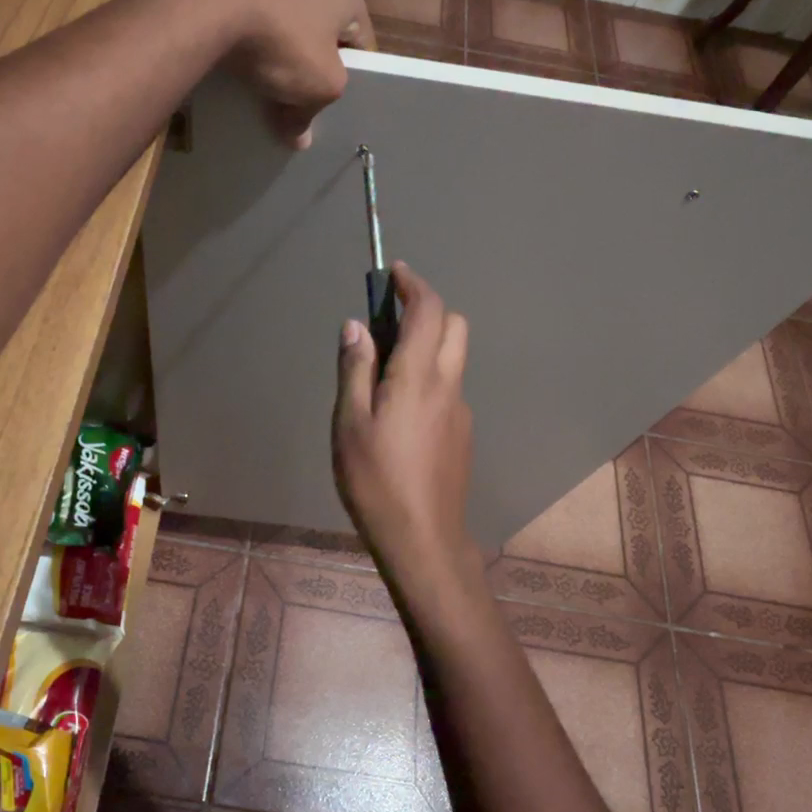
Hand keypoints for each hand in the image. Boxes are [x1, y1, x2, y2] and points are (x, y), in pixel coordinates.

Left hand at [209, 0, 372, 147]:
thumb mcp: (318, 89)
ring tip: (268, 81)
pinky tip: (242, 60)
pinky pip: (256, 15)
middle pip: (322, 31)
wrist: (217, 11)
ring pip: (288, 23)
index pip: (360, 42)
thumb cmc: (286, 44)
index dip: (351, 76)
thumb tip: (299, 139)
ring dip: (282, 50)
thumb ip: (314, 113)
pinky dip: (253, 37)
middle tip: (301, 96)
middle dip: (312, 63)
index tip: (332, 100)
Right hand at [332, 263, 472, 563]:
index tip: (395, 273)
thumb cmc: (376, 480)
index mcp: (419, 376)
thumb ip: (355, 369)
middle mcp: (449, 385)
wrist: (422, 539)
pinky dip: (430, 379)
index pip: (428, 311)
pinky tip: (400, 415)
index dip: (413, 284)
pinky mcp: (463, 435)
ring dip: (429, 346)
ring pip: (454, 358)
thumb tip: (357, 326)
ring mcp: (461, 411)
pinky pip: (449, 389)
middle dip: (428, 310)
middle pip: (455, 326)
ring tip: (385, 374)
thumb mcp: (349, 423)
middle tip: (390, 324)